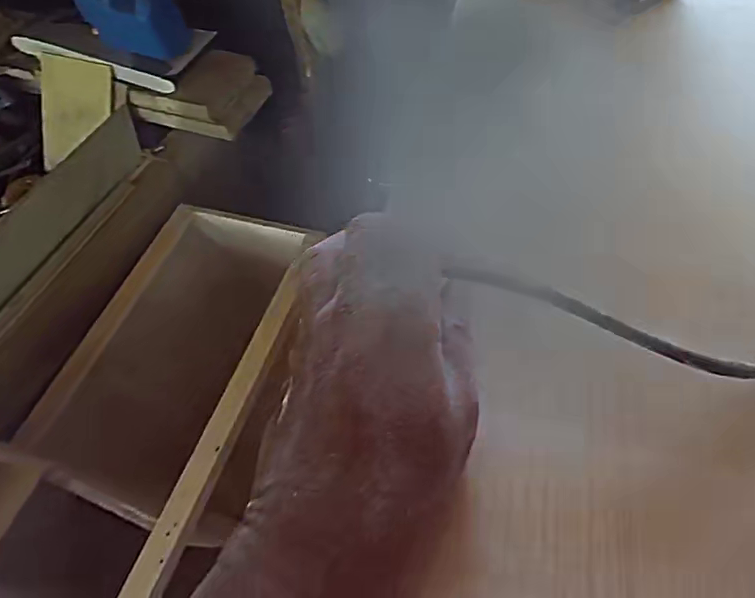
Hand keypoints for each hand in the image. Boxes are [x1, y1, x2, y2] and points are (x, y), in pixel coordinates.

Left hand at [195, 214, 477, 597]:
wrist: (315, 525)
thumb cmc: (396, 482)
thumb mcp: (455, 416)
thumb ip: (455, 340)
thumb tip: (452, 296)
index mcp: (394, 319)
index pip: (411, 236)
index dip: (440, 237)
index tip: (458, 257)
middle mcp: (346, 303)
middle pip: (371, 228)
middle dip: (407, 233)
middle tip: (433, 265)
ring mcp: (313, 314)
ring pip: (339, 243)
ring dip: (373, 247)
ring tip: (401, 279)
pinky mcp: (296, 330)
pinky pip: (320, 274)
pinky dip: (348, 269)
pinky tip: (369, 305)